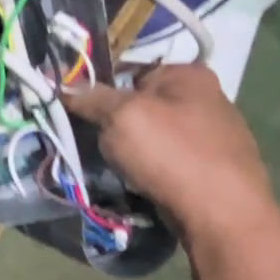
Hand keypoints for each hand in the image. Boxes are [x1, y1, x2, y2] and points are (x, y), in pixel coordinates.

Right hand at [63, 64, 273, 238]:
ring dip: (123, 141)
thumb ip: (88, 96)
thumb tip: (59, 83)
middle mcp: (204, 94)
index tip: (71, 109)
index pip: (122, 70)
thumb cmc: (171, 152)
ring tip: (110, 159)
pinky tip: (136, 172)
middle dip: (107, 117)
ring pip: (145, 127)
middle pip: (134, 99)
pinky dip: (143, 158)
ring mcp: (208, 128)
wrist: (220, 209)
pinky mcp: (207, 157)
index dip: (91, 88)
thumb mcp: (120, 116)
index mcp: (187, 74)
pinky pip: (160, 149)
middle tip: (87, 137)